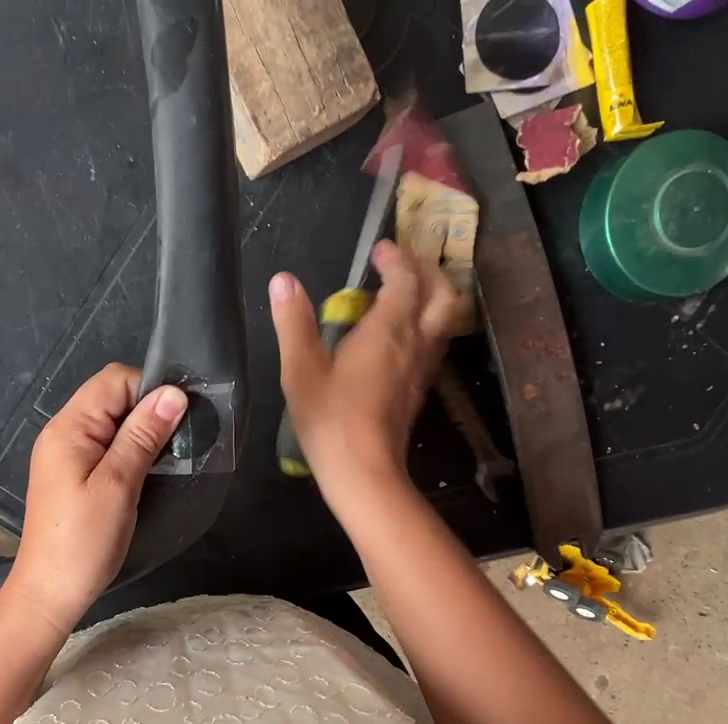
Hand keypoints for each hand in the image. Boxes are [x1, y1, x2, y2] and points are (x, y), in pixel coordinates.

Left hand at [4, 364, 187, 632]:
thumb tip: (173, 393)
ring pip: (112, 426)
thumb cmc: (83, 540)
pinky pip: (105, 449)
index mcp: (68, 428)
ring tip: (163, 464)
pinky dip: (128, 455)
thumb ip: (143, 436)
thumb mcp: (118, 485)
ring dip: (141, 437)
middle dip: (148, 415)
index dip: (149, 392)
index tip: (176, 423)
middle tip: (175, 447)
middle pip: (113, 399)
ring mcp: (65, 456)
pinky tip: (145, 476)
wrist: (50, 592)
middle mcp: (63, 433)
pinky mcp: (72, 477)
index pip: (114, 380)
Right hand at [271, 240, 469, 494]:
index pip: (405, 281)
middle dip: (425, 271)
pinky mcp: (418, 389)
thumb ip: (294, 323)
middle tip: (401, 264)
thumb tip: (284, 280)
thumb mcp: (300, 370)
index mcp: (387, 330)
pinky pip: (433, 342)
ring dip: (432, 296)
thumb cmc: (329, 418)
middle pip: (440, 293)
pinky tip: (399, 336)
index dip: (396, 259)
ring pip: (444, 319)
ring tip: (406, 293)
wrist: (363, 470)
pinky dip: (424, 324)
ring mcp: (421, 368)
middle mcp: (414, 342)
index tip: (381, 248)